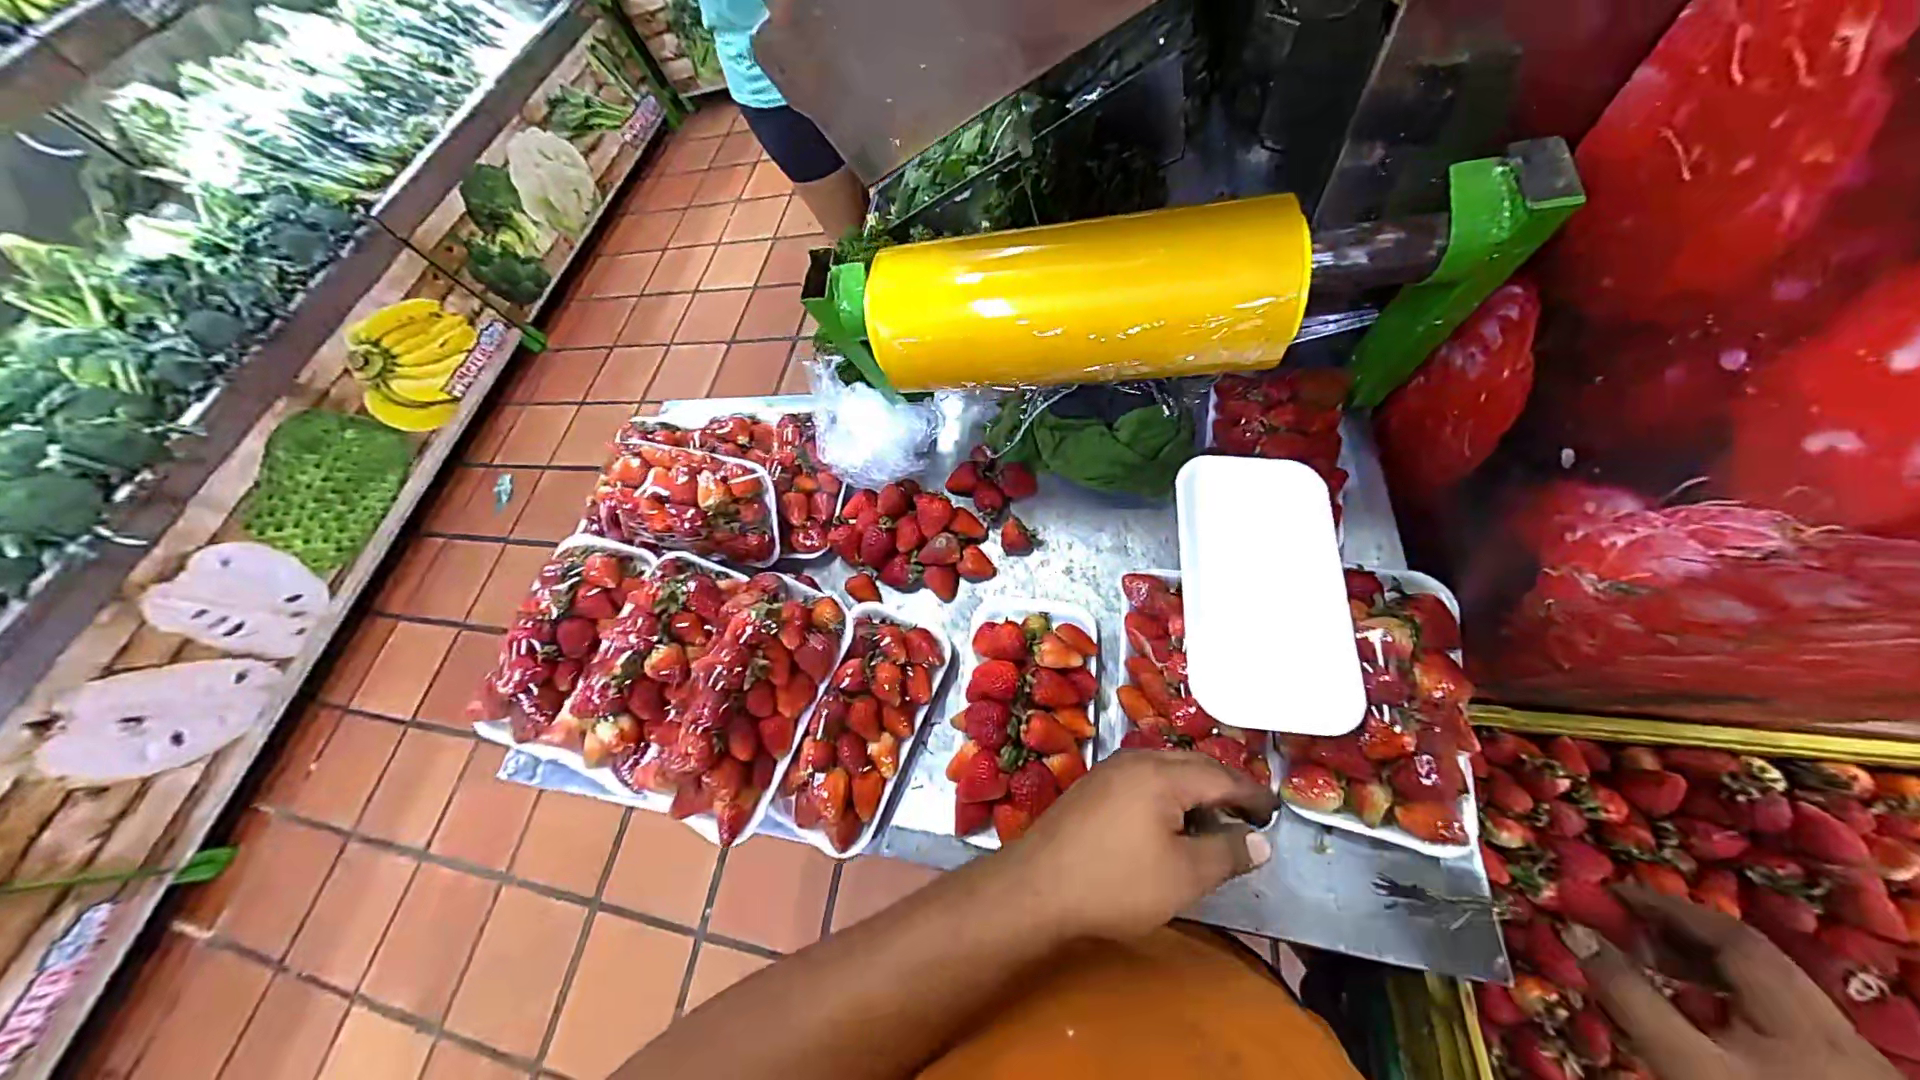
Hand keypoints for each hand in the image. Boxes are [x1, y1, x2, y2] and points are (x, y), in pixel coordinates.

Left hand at [992, 750, 1278, 940]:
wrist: (1037, 885)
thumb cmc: (1116, 882)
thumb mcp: (1184, 875)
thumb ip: (1226, 852)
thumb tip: (1258, 840)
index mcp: (1162, 774)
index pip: (1220, 775)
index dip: (1251, 793)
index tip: (1274, 811)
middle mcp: (1135, 760)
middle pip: (1192, 764)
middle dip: (1224, 785)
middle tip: (1248, 812)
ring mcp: (1108, 771)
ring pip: (1165, 768)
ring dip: (1194, 788)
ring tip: (1212, 819)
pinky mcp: (1091, 786)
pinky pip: (1142, 778)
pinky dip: (1166, 792)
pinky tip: (1167, 820)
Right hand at [1578, 885, 1901, 1079]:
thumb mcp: (1686, 1064)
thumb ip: (1631, 996)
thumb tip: (1574, 931)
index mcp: (1806, 1021)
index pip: (1733, 938)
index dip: (1669, 907)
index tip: (1611, 893)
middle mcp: (1838, 1032)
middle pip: (1753, 958)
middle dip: (1680, 932)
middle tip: (1623, 922)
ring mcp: (1849, 1061)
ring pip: (1764, 986)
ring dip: (1699, 962)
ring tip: (1646, 960)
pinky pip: (1773, 1015)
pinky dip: (1722, 994)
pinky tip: (1694, 1008)